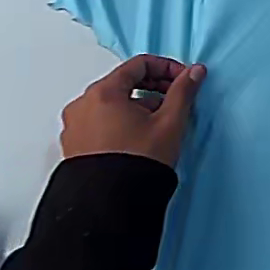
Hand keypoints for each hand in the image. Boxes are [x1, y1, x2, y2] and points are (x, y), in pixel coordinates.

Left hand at [60, 54, 206, 166]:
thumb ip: (184, 90)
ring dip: (140, 104)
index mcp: (102, 93)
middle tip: (177, 98)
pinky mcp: (74, 145)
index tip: (184, 79)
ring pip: (113, 102)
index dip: (168, 67)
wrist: (110, 205)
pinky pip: (101, 120)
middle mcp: (82, 105)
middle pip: (124, 81)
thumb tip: (195, 71)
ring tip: (161, 121)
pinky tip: (141, 135)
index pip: (139, 64)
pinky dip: (122, 119)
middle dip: (155, 86)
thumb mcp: (170, 120)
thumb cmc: (138, 160)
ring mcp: (74, 126)